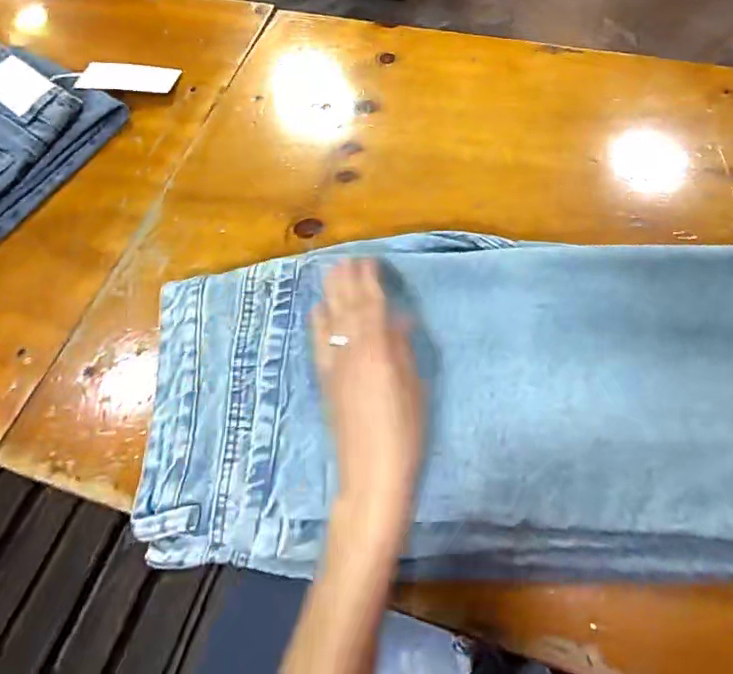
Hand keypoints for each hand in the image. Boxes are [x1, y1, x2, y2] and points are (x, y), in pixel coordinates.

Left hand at [309, 259, 423, 519]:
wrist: (370, 474)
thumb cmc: (404, 432)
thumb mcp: (413, 387)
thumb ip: (403, 349)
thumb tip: (399, 318)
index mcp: (377, 348)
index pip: (371, 303)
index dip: (369, 279)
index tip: (370, 259)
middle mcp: (350, 350)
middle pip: (345, 305)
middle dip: (346, 279)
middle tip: (348, 258)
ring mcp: (334, 364)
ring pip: (329, 319)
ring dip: (331, 293)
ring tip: (333, 273)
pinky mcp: (325, 380)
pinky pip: (319, 339)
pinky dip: (319, 320)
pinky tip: (319, 311)